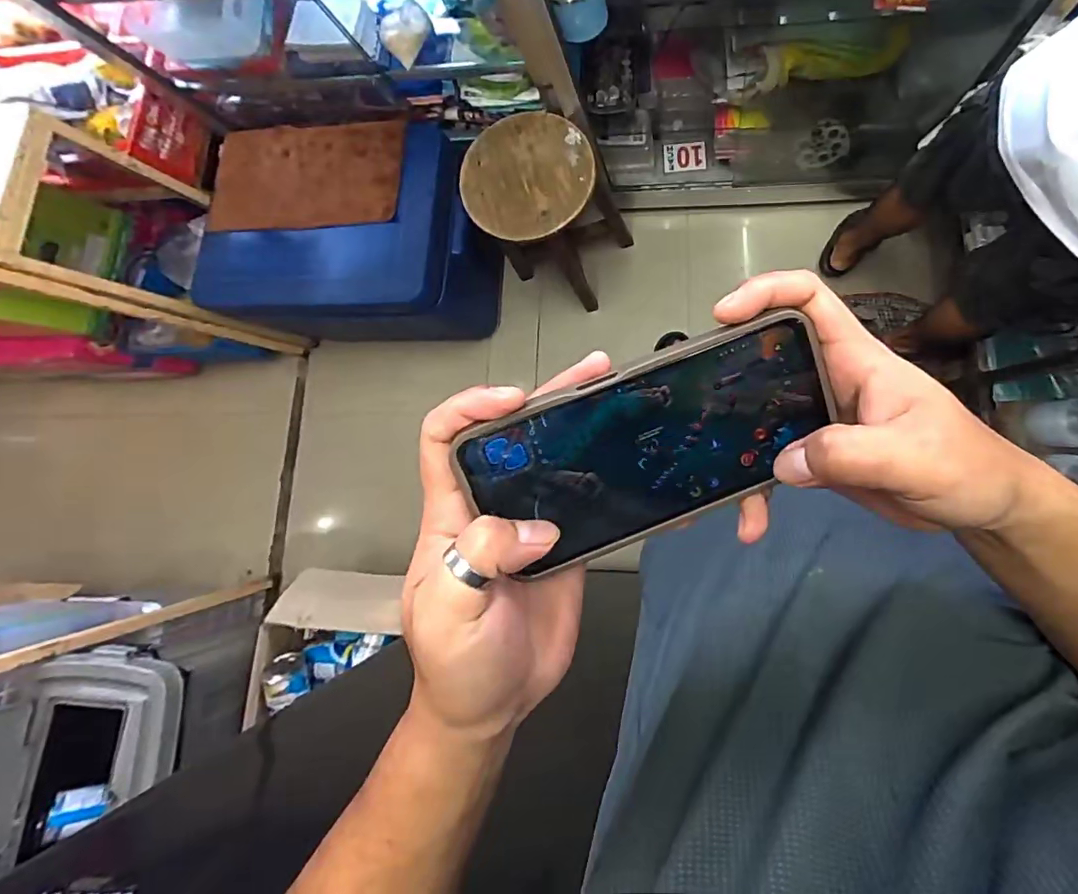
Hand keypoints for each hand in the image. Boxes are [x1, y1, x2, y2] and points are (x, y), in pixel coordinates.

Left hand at [403, 351, 611, 739]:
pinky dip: (610, 478)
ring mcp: (531, 523)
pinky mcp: (565, 544)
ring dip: (582, 427)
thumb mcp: (449, 612)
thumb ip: (479, 560)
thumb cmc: (454, 663)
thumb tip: (538, 529)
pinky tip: (633, 459)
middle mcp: (492, 505)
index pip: (443, 439)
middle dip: (547, 397)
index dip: (469, 407)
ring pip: (555, 461)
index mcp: (452, 514)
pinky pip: (587, 501)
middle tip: (591, 372)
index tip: (511, 399)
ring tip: (615, 394)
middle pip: (513, 436)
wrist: (493, 704)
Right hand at [714, 271, 1071, 538]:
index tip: (725, 313)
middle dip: (729, 369)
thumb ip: (850, 454)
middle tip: (696, 394)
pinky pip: (774, 463)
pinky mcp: (819, 454)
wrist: (980, 507)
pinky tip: (752, 520)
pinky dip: (759, 491)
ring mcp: (821, 417)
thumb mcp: (913, 456)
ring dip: (736, 444)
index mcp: (856, 359)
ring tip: (713, 475)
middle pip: (769, 353)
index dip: (766, 291)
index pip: (809, 298)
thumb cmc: (964, 464)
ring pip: (763, 414)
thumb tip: (782, 463)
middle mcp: (831, 379)